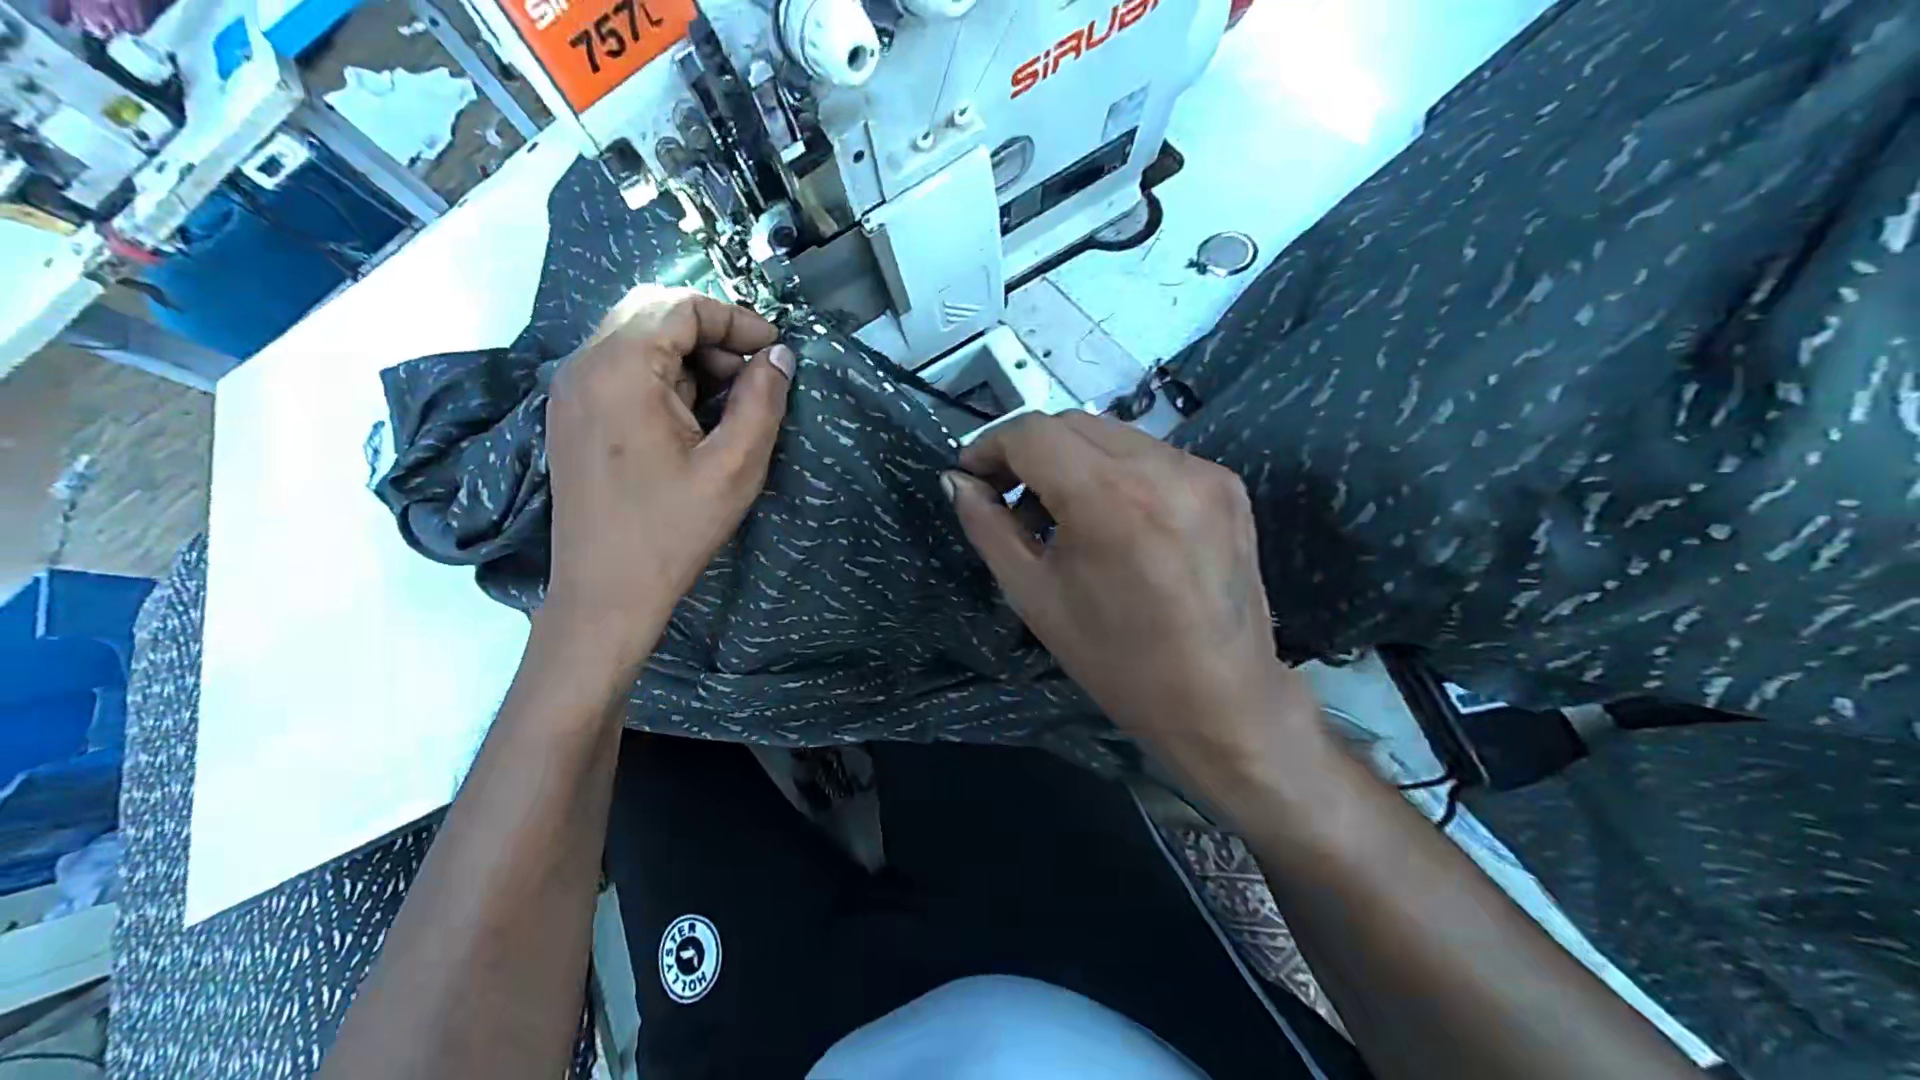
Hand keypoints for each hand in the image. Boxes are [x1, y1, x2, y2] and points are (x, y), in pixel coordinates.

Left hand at [543, 286, 793, 666]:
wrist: (605, 592)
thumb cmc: (672, 531)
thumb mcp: (735, 467)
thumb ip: (762, 401)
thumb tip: (779, 356)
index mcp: (619, 369)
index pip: (681, 305)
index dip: (736, 319)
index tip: (775, 353)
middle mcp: (583, 365)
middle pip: (654, 311)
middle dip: (712, 333)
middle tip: (752, 375)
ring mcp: (570, 390)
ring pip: (636, 338)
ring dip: (689, 355)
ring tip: (728, 401)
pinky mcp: (571, 414)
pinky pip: (620, 369)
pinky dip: (663, 376)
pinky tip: (690, 418)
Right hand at [944, 411, 1321, 790]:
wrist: (1220, 700)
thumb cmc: (1116, 660)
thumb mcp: (1033, 595)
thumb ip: (988, 527)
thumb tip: (957, 481)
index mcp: (1109, 496)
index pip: (1032, 433)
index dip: (991, 446)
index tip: (973, 476)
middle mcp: (1162, 467)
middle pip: (1072, 423)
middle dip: (1030, 451)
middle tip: (1010, 497)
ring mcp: (1203, 471)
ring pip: (1113, 435)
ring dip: (1074, 460)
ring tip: (1063, 513)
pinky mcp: (1227, 484)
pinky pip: (1153, 456)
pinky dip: (1119, 473)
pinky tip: (1115, 520)